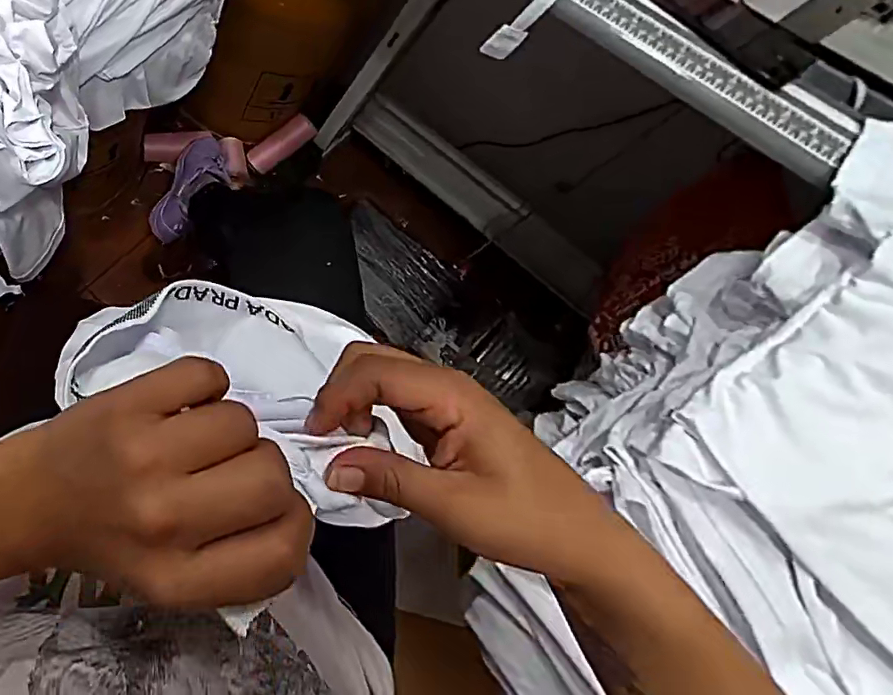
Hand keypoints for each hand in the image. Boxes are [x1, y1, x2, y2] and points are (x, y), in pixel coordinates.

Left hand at [0, 357, 313, 609]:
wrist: (27, 499)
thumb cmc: (105, 537)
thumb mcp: (168, 577)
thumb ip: (233, 555)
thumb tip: (291, 503)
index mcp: (176, 578)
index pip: (282, 552)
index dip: (295, 521)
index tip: (273, 506)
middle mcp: (163, 521)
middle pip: (272, 475)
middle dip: (262, 463)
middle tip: (226, 465)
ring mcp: (144, 456)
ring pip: (243, 420)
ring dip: (229, 424)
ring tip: (195, 436)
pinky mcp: (128, 403)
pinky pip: (208, 374)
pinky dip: (205, 383)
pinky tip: (181, 404)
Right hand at [307, 344, 630, 585]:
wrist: (575, 533)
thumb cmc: (527, 517)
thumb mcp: (453, 506)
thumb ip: (389, 479)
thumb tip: (333, 467)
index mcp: (450, 393)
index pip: (376, 371)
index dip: (339, 396)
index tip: (317, 434)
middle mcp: (446, 384)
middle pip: (375, 359)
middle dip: (340, 388)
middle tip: (325, 435)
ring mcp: (446, 398)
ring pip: (382, 374)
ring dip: (353, 398)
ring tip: (343, 442)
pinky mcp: (445, 416)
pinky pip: (396, 398)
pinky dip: (370, 411)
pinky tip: (367, 442)